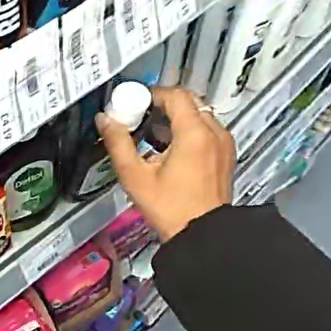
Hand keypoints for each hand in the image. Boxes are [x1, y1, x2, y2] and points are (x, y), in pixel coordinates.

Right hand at [97, 85, 234, 240]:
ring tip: (151, 137)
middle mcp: (214, 133)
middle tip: (139, 119)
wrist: (202, 235)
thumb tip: (105, 120)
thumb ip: (118, 143)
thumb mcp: (135, 176)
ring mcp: (223, 145)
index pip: (175, 95)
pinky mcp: (225, 156)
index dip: (151, 95)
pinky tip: (169, 152)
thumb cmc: (170, 208)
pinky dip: (188, 132)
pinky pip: (206, 132)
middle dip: (162, 106)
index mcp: (194, 133)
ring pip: (198, 116)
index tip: (133, 105)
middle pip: (188, 103)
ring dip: (175, 119)